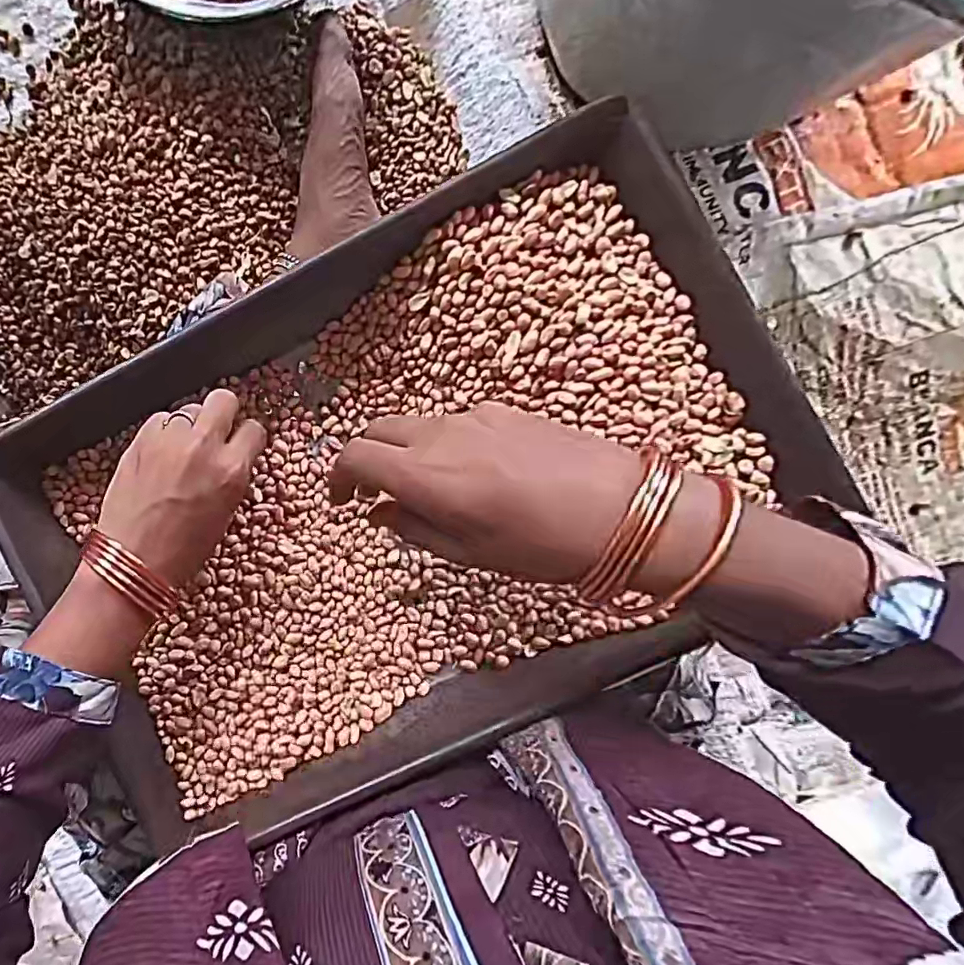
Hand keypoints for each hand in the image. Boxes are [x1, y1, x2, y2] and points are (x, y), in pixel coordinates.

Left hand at [27, 389, 265, 677]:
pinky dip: (162, 432)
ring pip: (189, 408)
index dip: (246, 437)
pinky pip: (160, 420)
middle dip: (222, 412)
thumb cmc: (181, 551)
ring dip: (189, 425)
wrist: (134, 561)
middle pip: (223, 399)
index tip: (240, 442)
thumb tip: (231, 458)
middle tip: (214, 430)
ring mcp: (170, 439)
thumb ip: (231, 477)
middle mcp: (205, 447)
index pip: (254, 430)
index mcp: (233, 470)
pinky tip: (158, 455)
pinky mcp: (141, 439)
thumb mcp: (224, 514)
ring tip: (180, 450)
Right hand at [327, 403, 647, 583]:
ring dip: (402, 451)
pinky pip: (451, 423)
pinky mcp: (504, 411)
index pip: (356, 456)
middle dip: (363, 458)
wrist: (626, 510)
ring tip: (424, 488)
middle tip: (371, 491)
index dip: (337, 477)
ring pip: (414, 426)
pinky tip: (465, 472)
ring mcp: (475, 418)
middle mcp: (443, 436)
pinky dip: (437, 443)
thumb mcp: (469, 552)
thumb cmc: (545, 545)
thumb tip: (381, 513)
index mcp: (428, 476)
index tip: (340, 498)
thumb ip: (414, 528)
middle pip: (377, 431)